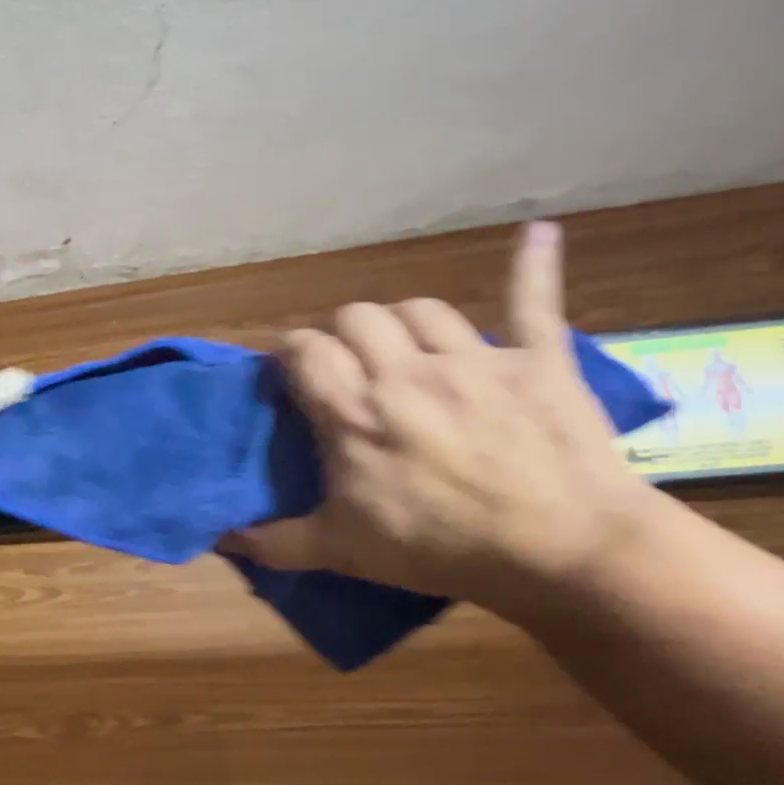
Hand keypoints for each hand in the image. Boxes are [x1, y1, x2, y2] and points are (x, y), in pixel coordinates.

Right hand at [220, 222, 662, 615]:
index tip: (287, 369)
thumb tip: (220, 538)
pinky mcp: (540, 360)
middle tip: (345, 364)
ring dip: (400, 321)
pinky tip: (538, 232)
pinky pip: (534, 299)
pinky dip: (533, 263)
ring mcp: (475, 359)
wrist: (562, 549)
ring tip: (399, 344)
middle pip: (358, 318)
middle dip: (341, 334)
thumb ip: (273, 541)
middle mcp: (405, 372)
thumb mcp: (340, 552)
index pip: (306, 351)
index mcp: (352, 413)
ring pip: (421, 309)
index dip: (290, 352)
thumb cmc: (437, 549)